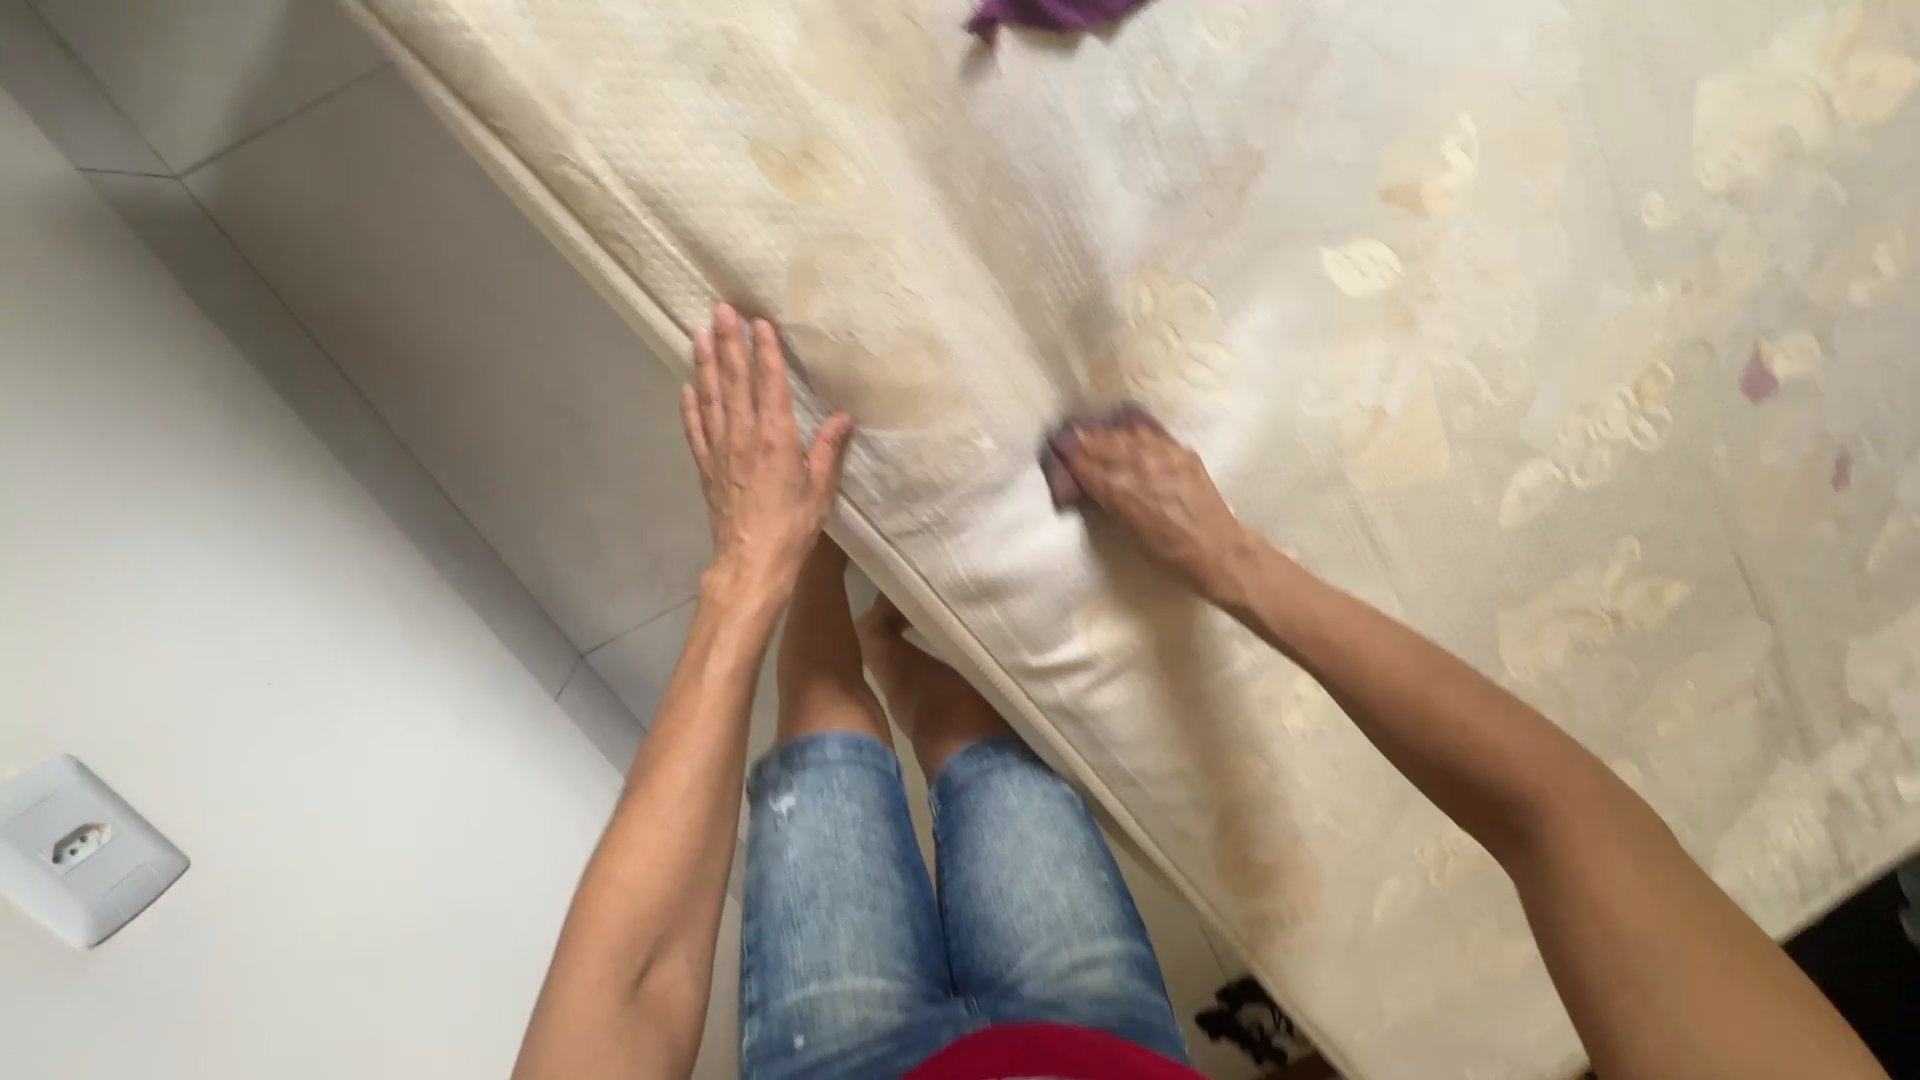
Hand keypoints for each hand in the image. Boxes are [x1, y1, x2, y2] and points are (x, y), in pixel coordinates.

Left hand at [681, 304, 854, 600]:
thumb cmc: (793, 526)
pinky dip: (690, 404)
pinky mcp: (705, 467)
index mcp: (776, 438)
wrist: (752, 561)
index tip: (758, 323)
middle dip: (728, 342)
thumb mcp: (821, 489)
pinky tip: (687, 386)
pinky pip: (695, 428)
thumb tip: (842, 417)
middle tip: (720, 309)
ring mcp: (720, 450)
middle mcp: (744, 435)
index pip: (769, 383)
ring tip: (699, 333)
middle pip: (734, 380)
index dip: (764, 351)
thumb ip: (827, 449)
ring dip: (704, 363)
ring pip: (710, 397)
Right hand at [1052, 413, 1256, 600]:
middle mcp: (1138, 464)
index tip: (1057, 448)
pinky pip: (1149, 433)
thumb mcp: (1125, 531)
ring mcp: (1162, 454)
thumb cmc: (1166, 552)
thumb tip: (1087, 482)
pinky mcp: (1180, 451)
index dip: (1066, 455)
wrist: (1216, 549)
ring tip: (1094, 433)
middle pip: (1100, 442)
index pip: (1083, 463)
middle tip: (1069, 437)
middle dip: (1081, 440)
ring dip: (1105, 433)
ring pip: (1123, 433)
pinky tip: (1126, 432)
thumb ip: (1105, 500)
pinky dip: (1132, 432)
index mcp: (1119, 489)